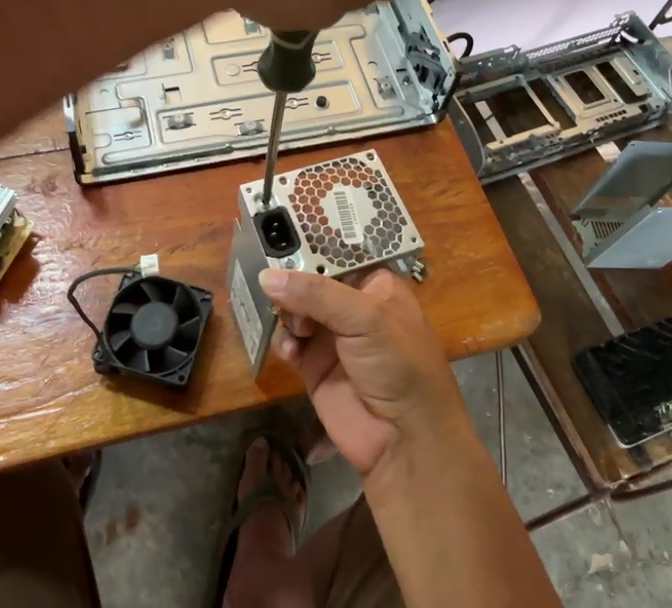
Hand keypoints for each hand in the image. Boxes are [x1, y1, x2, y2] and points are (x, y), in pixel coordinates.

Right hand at [257, 267, 469, 477]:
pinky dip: (284, 342)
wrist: (404, 439)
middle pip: (311, 282)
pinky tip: (291, 351)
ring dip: (288, 313)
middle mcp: (353, 308)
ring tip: (295, 325)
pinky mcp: (314, 367)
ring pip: (296, 310)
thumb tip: (267, 277)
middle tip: (274, 281)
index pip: (340, 255)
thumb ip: (316, 294)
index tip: (279, 233)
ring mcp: (333, 338)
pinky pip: (289, 343)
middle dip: (292, 281)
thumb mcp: (366, 318)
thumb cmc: (400, 365)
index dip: (312, 246)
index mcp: (377, 287)